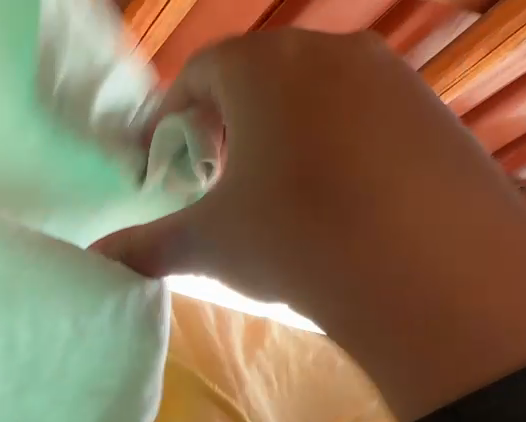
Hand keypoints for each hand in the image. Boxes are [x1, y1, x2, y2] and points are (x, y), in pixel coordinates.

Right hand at [95, 31, 525, 421]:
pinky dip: (337, 146)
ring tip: (276, 200)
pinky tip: (335, 205)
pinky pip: (364, 114)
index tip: (168, 165)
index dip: (173, 117)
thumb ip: (143, 246)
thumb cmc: (290, 236)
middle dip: (228, 125)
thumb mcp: (205, 244)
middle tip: (218, 185)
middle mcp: (327, 51)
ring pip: (314, 93)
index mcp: (261, 69)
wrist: (425, 266)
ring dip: (283, 134)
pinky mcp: (431, 108)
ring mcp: (389, 74)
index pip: (200, 72)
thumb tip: (94, 259)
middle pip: (259, 76)